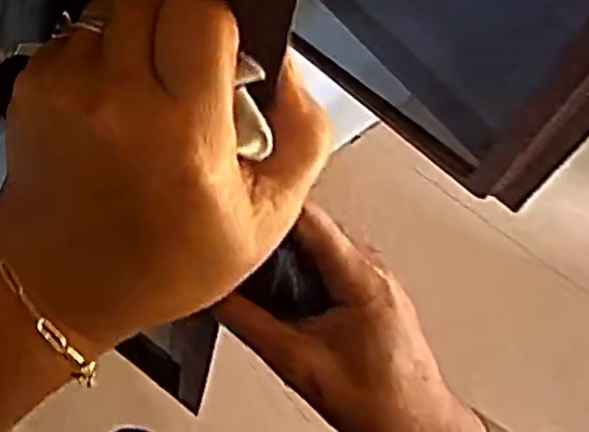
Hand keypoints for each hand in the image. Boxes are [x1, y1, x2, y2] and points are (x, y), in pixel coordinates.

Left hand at [0, 0, 331, 349]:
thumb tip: (279, 56)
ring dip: (125, 29)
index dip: (215, 18)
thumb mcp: (266, 215)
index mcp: (182, 127)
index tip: (219, 46)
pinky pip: (68, 37)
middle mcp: (114, 93)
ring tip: (136, 78)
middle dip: (169, 11)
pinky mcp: (28, 82)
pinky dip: (89, 52)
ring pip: (101, 9)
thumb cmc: (168, 254)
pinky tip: (99, 96)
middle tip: (177, 53)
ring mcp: (62, 83)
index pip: (197, 12)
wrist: (60, 269)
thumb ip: (298, 129)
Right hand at [217, 203, 484, 431]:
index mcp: (363, 280)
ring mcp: (366, 275)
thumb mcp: (297, 362)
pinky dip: (281, 244)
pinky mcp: (357, 284)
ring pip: (305, 229)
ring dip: (268, 227)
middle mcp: (369, 269)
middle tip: (218, 204)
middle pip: (301, 215)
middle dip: (256, 207)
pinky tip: (258, 253)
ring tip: (232, 226)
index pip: (304, 212)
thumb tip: (203, 287)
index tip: (227, 181)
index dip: (260, 191)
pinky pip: (311, 246)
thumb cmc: (385, 409)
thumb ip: (244, 318)